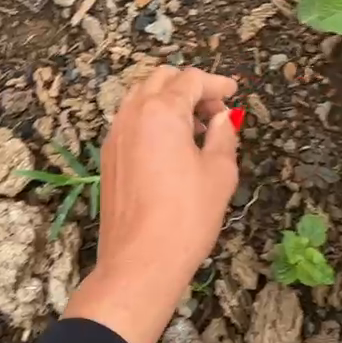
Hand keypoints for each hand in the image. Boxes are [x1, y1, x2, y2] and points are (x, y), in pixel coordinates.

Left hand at [63, 66, 240, 342]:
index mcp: (162, 111)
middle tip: (215, 110)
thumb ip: (223, 135)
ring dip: (169, 101)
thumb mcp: (219, 173)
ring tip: (195, 128)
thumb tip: (223, 117)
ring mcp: (116, 133)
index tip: (233, 91)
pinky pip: (132, 119)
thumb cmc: (185, 217)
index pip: (191, 80)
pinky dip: (153, 118)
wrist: (139, 263)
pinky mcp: (108, 155)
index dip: (216, 83)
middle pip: (162, 79)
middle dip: (191, 87)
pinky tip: (172, 146)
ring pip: (143, 96)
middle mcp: (134, 113)